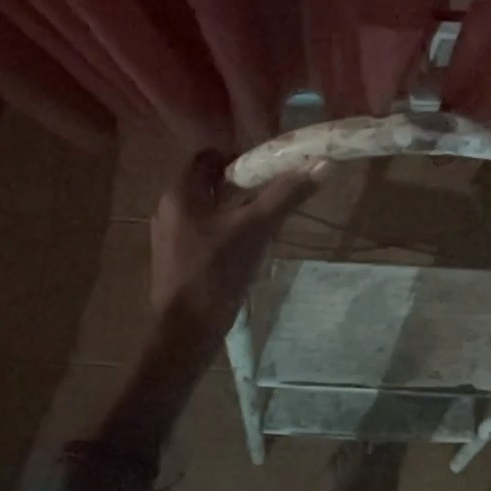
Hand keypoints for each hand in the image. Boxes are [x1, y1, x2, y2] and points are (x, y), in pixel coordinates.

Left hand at [150, 149, 329, 344]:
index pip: (208, 157)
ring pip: (208, 210)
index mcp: (180, 194)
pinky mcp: (176, 261)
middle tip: (272, 198)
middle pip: (209, 184)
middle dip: (242, 187)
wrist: (185, 332)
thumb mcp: (257, 229)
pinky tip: (247, 251)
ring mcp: (169, 237)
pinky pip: (204, 233)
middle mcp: (168, 210)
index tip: (267, 173)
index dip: (238, 158)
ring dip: (236, 211)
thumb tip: (322, 163)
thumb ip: (287, 195)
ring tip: (265, 225)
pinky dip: (226, 233)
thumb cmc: (216, 273)